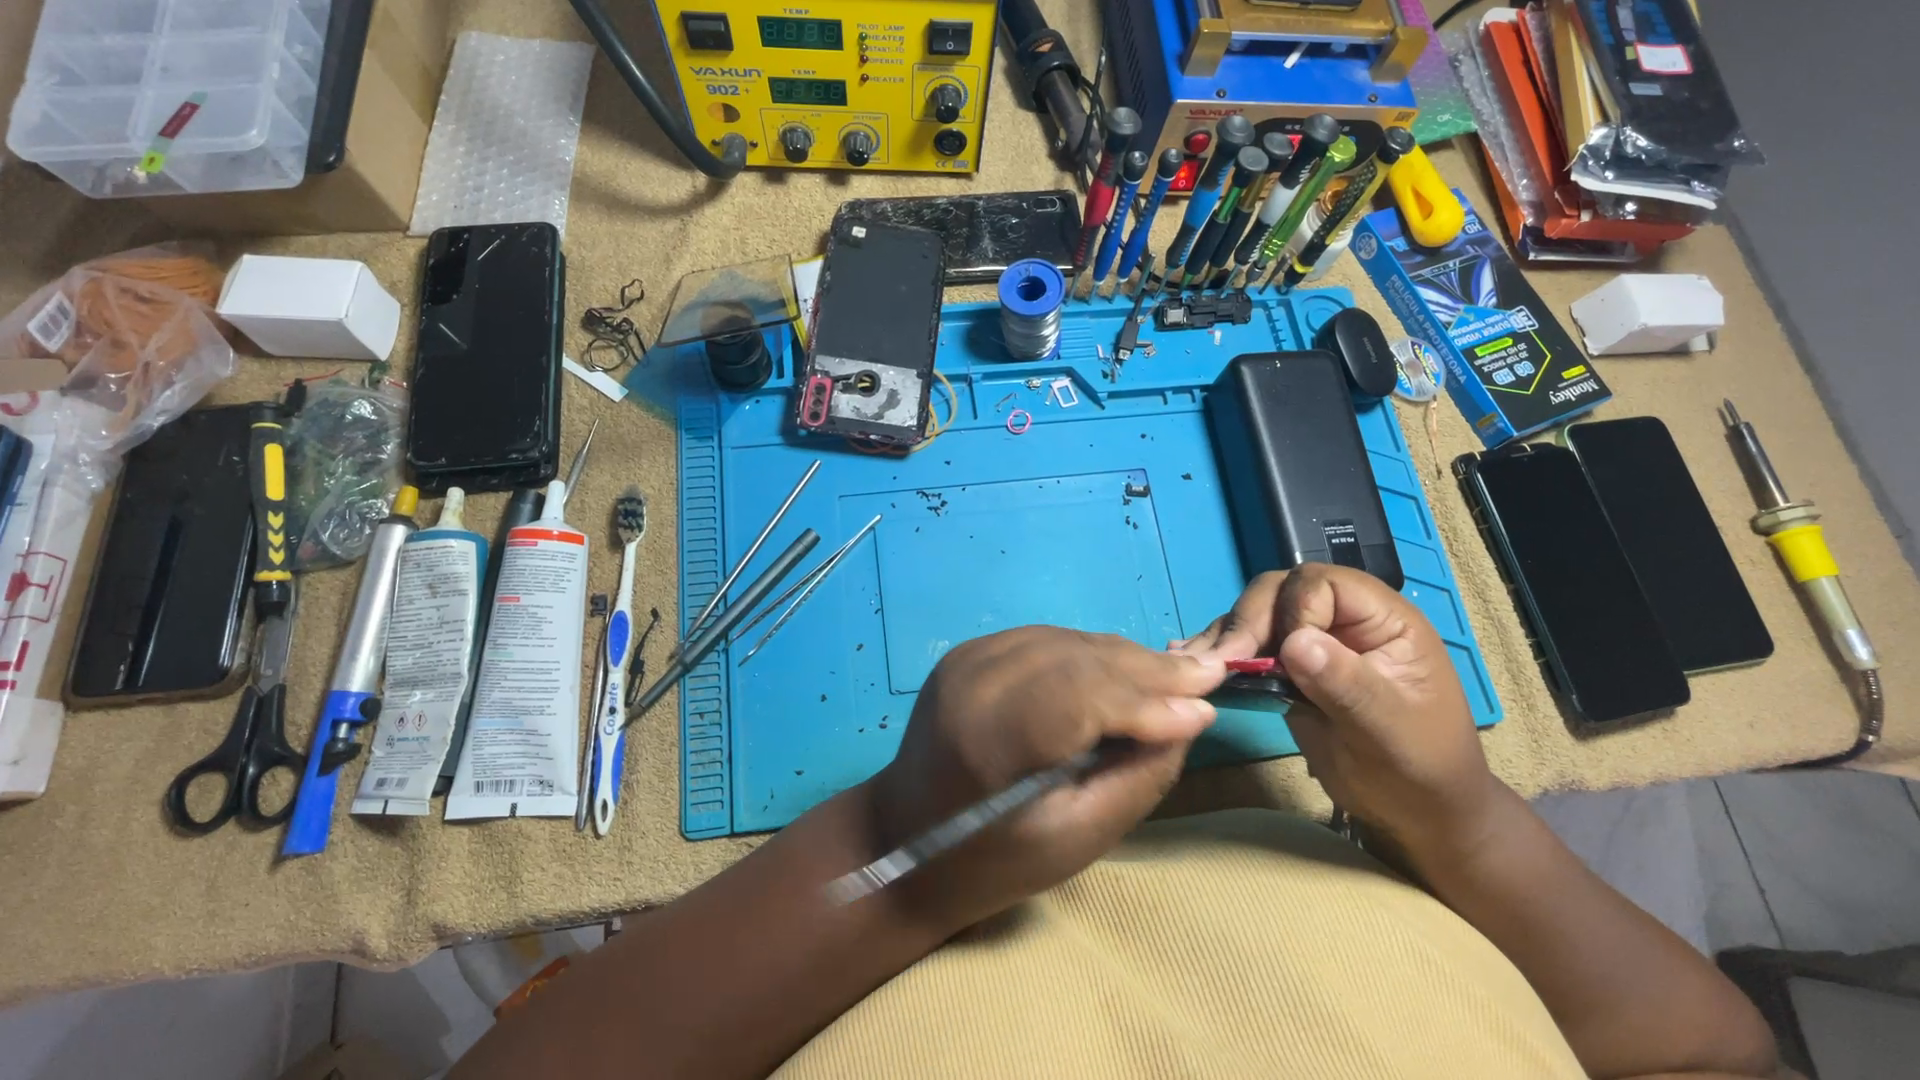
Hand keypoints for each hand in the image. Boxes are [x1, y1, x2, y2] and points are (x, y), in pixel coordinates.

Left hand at [867, 627, 1226, 932]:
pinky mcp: (972, 651)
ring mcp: (968, 658)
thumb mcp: (1077, 837)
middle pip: (1078, 658)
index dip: (1148, 700)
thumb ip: (1137, 777)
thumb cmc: (993, 857)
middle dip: (1149, 670)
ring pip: (1068, 641)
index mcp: (989, 738)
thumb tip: (1189, 718)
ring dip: (1127, 657)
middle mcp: (973, 681)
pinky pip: (1049, 641)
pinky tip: (1128, 668)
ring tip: (1180, 674)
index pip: (1080, 696)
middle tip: (1210, 676)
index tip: (1208, 707)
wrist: (905, 831)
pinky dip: (1093, 653)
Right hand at [1178, 564, 1499, 858]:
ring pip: (1258, 617)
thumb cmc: (1422, 768)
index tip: (1279, 659)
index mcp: (1382, 620)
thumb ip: (1347, 684)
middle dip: (1247, 622)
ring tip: (1195, 666)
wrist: (1417, 812)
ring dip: (1226, 638)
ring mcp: (1314, 645)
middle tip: (1219, 664)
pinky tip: (1195, 668)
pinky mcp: (1289, 673)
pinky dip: (1223, 657)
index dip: (1294, 610)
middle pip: (1280, 592)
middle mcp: (1343, 621)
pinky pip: (1251, 650)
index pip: (1322, 585)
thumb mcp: (1392, 730)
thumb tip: (1294, 641)